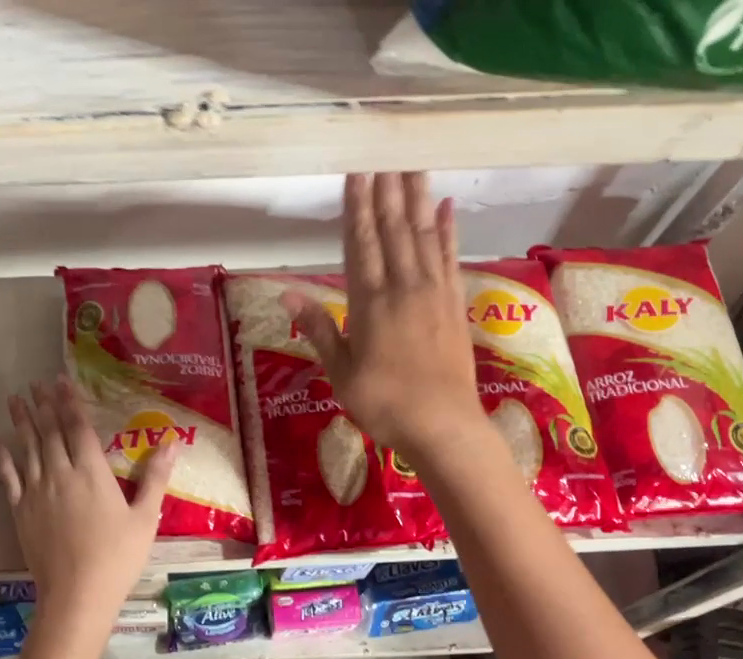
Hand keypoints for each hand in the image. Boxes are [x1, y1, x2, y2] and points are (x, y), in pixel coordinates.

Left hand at [0, 376, 174, 617]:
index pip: (78, 427)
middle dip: (43, 405)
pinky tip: (1, 446)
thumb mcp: (145, 518)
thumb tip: (171, 444)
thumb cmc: (118, 557)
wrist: (77, 594)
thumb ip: (154, 478)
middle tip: (35, 383)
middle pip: (50, 432)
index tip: (60, 380)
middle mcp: (60, 474)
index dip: (70, 401)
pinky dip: (6, 460)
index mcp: (92, 472)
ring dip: (22, 422)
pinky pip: (10, 480)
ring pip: (28, 449)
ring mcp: (36, 493)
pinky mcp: (22, 513)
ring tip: (15, 400)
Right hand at [283, 173, 486, 458]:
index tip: (357, 172)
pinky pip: (450, 256)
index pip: (361, 243)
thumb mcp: (341, 372)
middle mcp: (403, 287)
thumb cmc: (383, 404)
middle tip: (386, 149)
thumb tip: (287, 293)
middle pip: (394, 229)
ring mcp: (433, 293)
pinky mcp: (454, 304)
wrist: (442, 425)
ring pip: (423, 234)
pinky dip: (448, 229)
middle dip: (387, 190)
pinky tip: (446, 205)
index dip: (357, 207)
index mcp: (370, 303)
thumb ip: (319, 329)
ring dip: (416, 198)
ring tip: (413, 163)